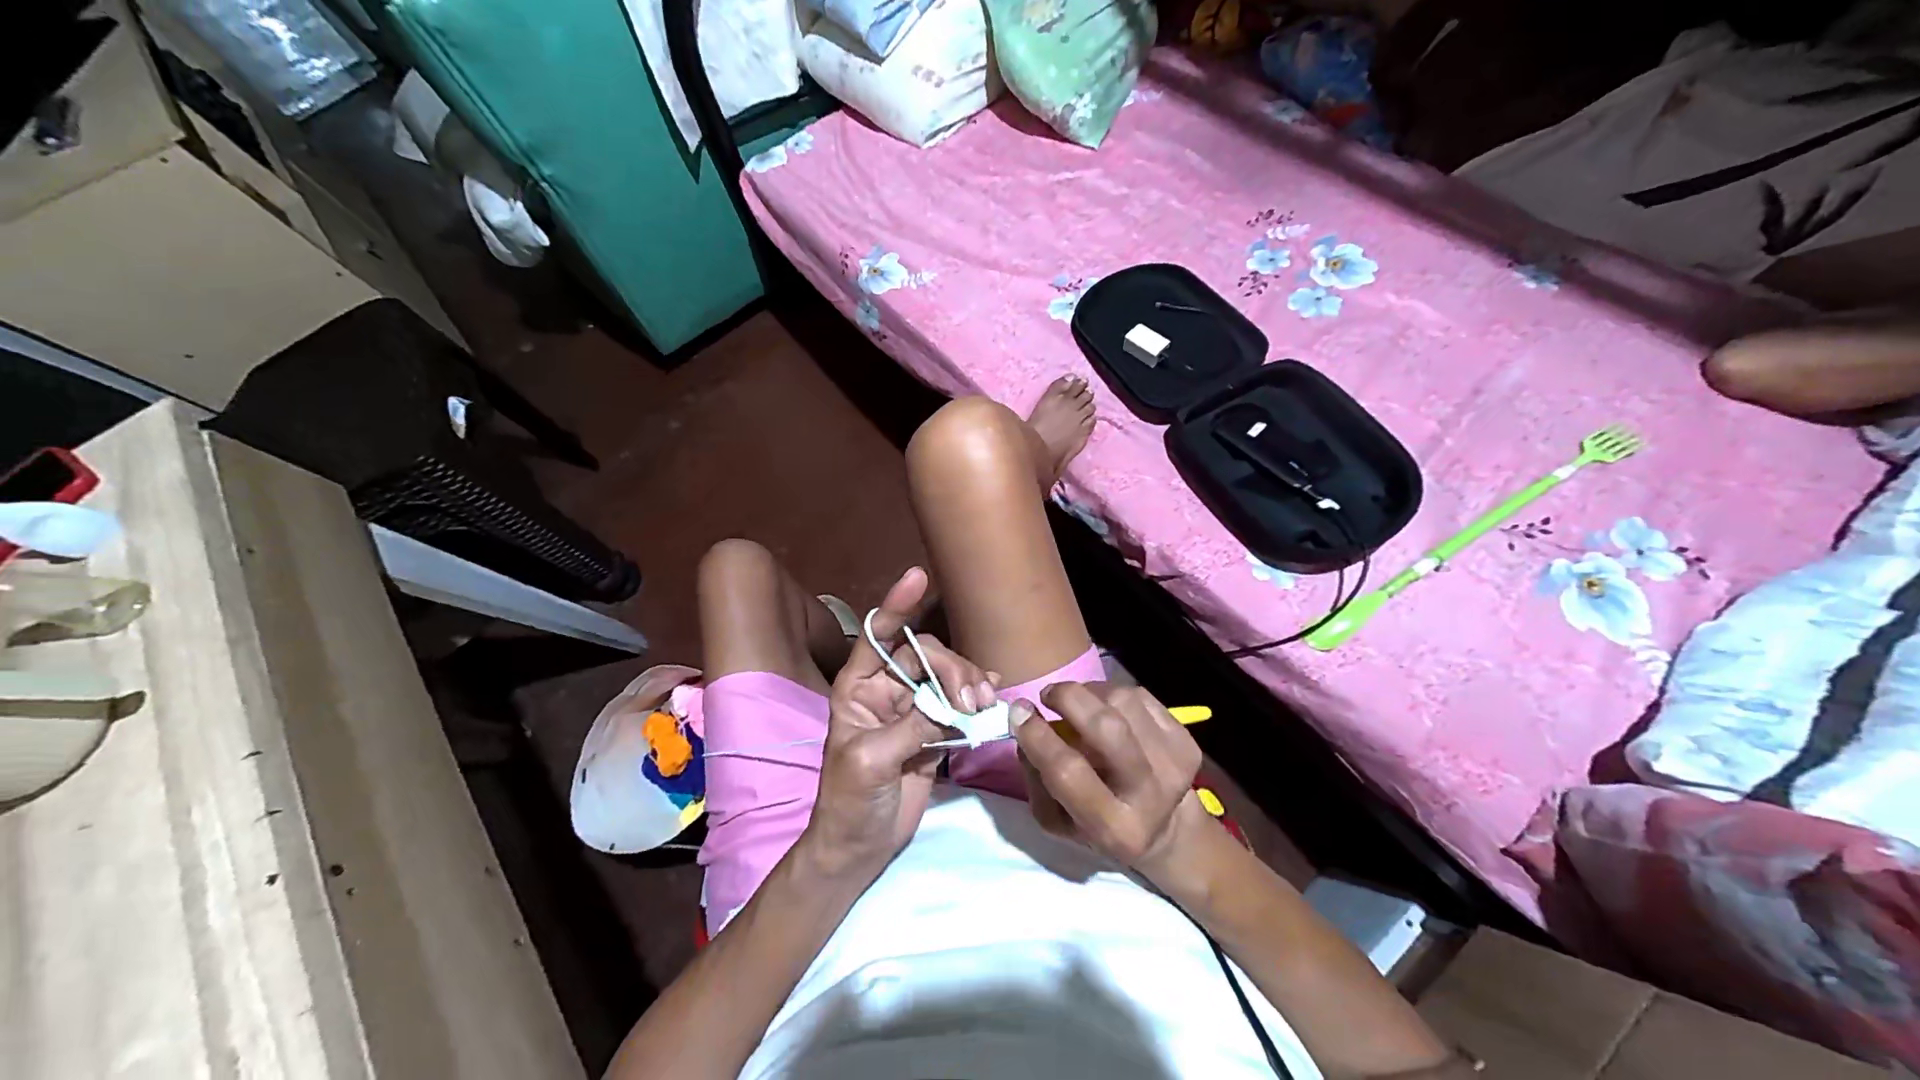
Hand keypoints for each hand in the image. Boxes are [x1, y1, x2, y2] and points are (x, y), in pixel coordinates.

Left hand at [800, 567, 995, 880]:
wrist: (861, 847)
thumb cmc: (849, 802)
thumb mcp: (870, 762)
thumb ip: (910, 728)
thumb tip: (950, 705)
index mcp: (858, 688)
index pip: (876, 636)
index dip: (895, 606)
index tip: (918, 577)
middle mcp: (885, 691)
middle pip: (924, 655)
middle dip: (951, 667)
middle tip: (971, 698)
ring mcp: (912, 710)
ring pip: (946, 677)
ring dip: (968, 682)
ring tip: (984, 704)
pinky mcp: (934, 730)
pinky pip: (959, 703)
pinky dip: (977, 696)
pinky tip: (993, 695)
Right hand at [1013, 682, 1210, 883]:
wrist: (1167, 830)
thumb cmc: (1098, 825)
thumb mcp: (1057, 820)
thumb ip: (1034, 777)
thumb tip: (1025, 723)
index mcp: (1113, 827)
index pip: (1068, 771)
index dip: (1037, 736)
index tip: (1018, 712)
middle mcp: (1149, 794)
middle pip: (1107, 728)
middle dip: (1068, 698)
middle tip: (1047, 695)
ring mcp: (1174, 762)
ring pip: (1122, 700)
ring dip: (1088, 692)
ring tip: (1076, 702)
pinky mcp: (1185, 738)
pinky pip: (1139, 695)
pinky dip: (1111, 693)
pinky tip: (1103, 707)